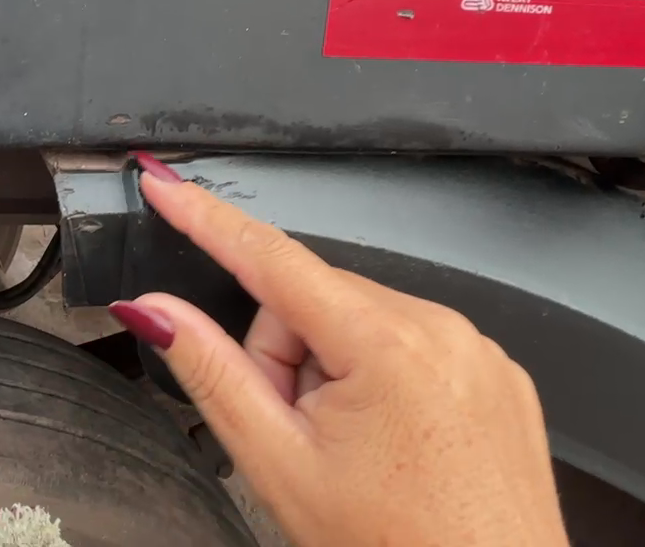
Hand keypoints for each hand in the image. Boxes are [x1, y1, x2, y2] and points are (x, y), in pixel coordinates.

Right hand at [111, 159, 568, 546]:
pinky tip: (385, 433)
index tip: (162, 181)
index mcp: (385, 345)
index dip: (205, 215)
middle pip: (307, 296)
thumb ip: (209, 370)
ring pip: (348, 312)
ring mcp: (474, 346)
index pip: (268, 256)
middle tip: (297, 426)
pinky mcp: (491, 367)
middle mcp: (439, 326)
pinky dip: (371, 369)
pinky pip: (397, 332)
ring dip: (325, 360)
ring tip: (346, 439)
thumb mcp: (278, 463)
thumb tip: (153, 307)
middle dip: (281, 350)